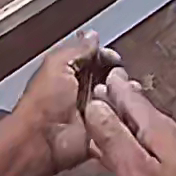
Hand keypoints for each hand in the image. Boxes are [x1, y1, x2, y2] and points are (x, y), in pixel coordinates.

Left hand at [12, 32, 119, 175]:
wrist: (44, 140)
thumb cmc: (46, 100)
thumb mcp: (57, 65)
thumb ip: (77, 50)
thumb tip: (92, 34)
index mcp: (69, 73)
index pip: (95, 60)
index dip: (106, 56)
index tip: (114, 58)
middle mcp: (82, 92)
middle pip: (110, 80)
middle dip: (119, 76)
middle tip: (123, 77)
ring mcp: (94, 113)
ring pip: (118, 100)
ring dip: (125, 96)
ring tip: (127, 94)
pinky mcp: (103, 133)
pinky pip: (121, 123)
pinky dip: (127, 118)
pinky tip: (130, 112)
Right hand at [83, 67, 175, 175]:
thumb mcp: (135, 171)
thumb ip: (113, 136)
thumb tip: (94, 103)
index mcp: (157, 128)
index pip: (129, 95)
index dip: (110, 83)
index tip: (94, 68)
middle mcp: (164, 135)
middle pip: (134, 108)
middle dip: (114, 95)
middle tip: (92, 83)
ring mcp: (168, 154)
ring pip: (136, 126)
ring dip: (117, 117)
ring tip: (98, 108)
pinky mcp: (166, 173)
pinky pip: (138, 144)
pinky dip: (122, 139)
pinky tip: (111, 146)